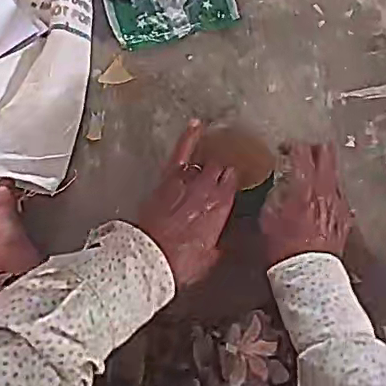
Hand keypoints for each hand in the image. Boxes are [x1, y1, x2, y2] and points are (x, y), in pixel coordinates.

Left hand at [136, 120, 239, 287]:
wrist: (150, 257)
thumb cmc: (180, 261)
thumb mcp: (211, 258)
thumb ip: (224, 243)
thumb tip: (234, 240)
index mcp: (221, 207)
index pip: (233, 183)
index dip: (233, 180)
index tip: (234, 181)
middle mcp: (207, 189)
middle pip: (220, 169)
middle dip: (222, 171)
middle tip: (220, 174)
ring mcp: (188, 180)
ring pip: (206, 161)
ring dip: (210, 161)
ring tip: (214, 155)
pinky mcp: (168, 178)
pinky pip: (182, 151)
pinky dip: (190, 136)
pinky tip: (196, 124)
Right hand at [260, 143, 352, 266]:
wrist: (310, 277)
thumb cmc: (284, 250)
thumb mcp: (267, 219)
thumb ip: (275, 194)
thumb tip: (280, 183)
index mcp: (303, 188)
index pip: (302, 152)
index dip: (291, 145)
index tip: (284, 148)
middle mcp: (325, 191)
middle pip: (326, 153)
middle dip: (313, 149)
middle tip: (302, 154)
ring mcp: (338, 203)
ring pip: (335, 172)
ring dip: (323, 170)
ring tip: (311, 177)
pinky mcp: (345, 217)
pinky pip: (338, 194)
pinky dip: (329, 191)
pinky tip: (320, 200)